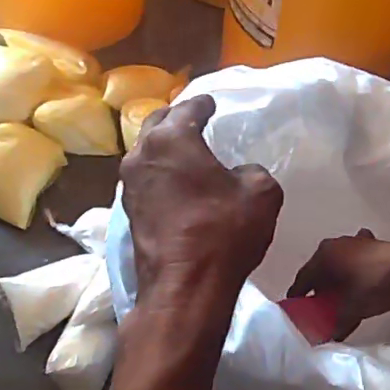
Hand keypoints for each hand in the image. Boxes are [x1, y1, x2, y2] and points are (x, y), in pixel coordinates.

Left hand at [121, 95, 282, 302]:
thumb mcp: (260, 192)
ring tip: (186, 151)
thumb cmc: (223, 231)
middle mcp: (143, 154)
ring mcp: (130, 183)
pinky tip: (176, 181)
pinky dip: (160, 172)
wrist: (185, 286)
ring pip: (147, 151)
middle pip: (158, 123)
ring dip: (164, 146)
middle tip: (195, 121)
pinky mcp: (128, 209)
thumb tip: (238, 174)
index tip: (213, 104)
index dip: (205, 103)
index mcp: (172, 139)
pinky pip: (145, 177)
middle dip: (177, 118)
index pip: (189, 107)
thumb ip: (252, 171)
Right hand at [288, 231, 389, 339]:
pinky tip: (359, 276)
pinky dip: (353, 267)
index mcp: (323, 256)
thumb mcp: (352, 310)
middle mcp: (334, 244)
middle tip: (319, 305)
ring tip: (339, 294)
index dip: (298, 295)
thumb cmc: (374, 286)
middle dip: (318, 287)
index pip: (303, 279)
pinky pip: (355, 257)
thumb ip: (336, 324)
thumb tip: (329, 338)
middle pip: (319, 269)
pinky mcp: (372, 242)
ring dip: (336, 276)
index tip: (296, 308)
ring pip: (337, 261)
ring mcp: (354, 240)